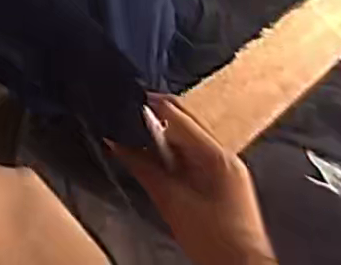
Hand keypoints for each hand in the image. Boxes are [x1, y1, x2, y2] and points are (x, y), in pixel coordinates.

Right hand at [109, 95, 278, 264]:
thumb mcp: (169, 199)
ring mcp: (226, 169)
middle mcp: (224, 156)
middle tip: (124, 120)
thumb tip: (113, 141)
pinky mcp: (223, 183)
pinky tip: (154, 161)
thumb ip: (140, 164)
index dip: (146, 103)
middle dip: (152, 119)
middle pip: (181, 121)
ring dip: (160, 138)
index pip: (175, 112)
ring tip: (134, 141)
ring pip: (184, 138)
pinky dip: (171, 154)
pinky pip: (191, 155)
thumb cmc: (211, 240)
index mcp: (216, 154)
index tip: (122, 100)